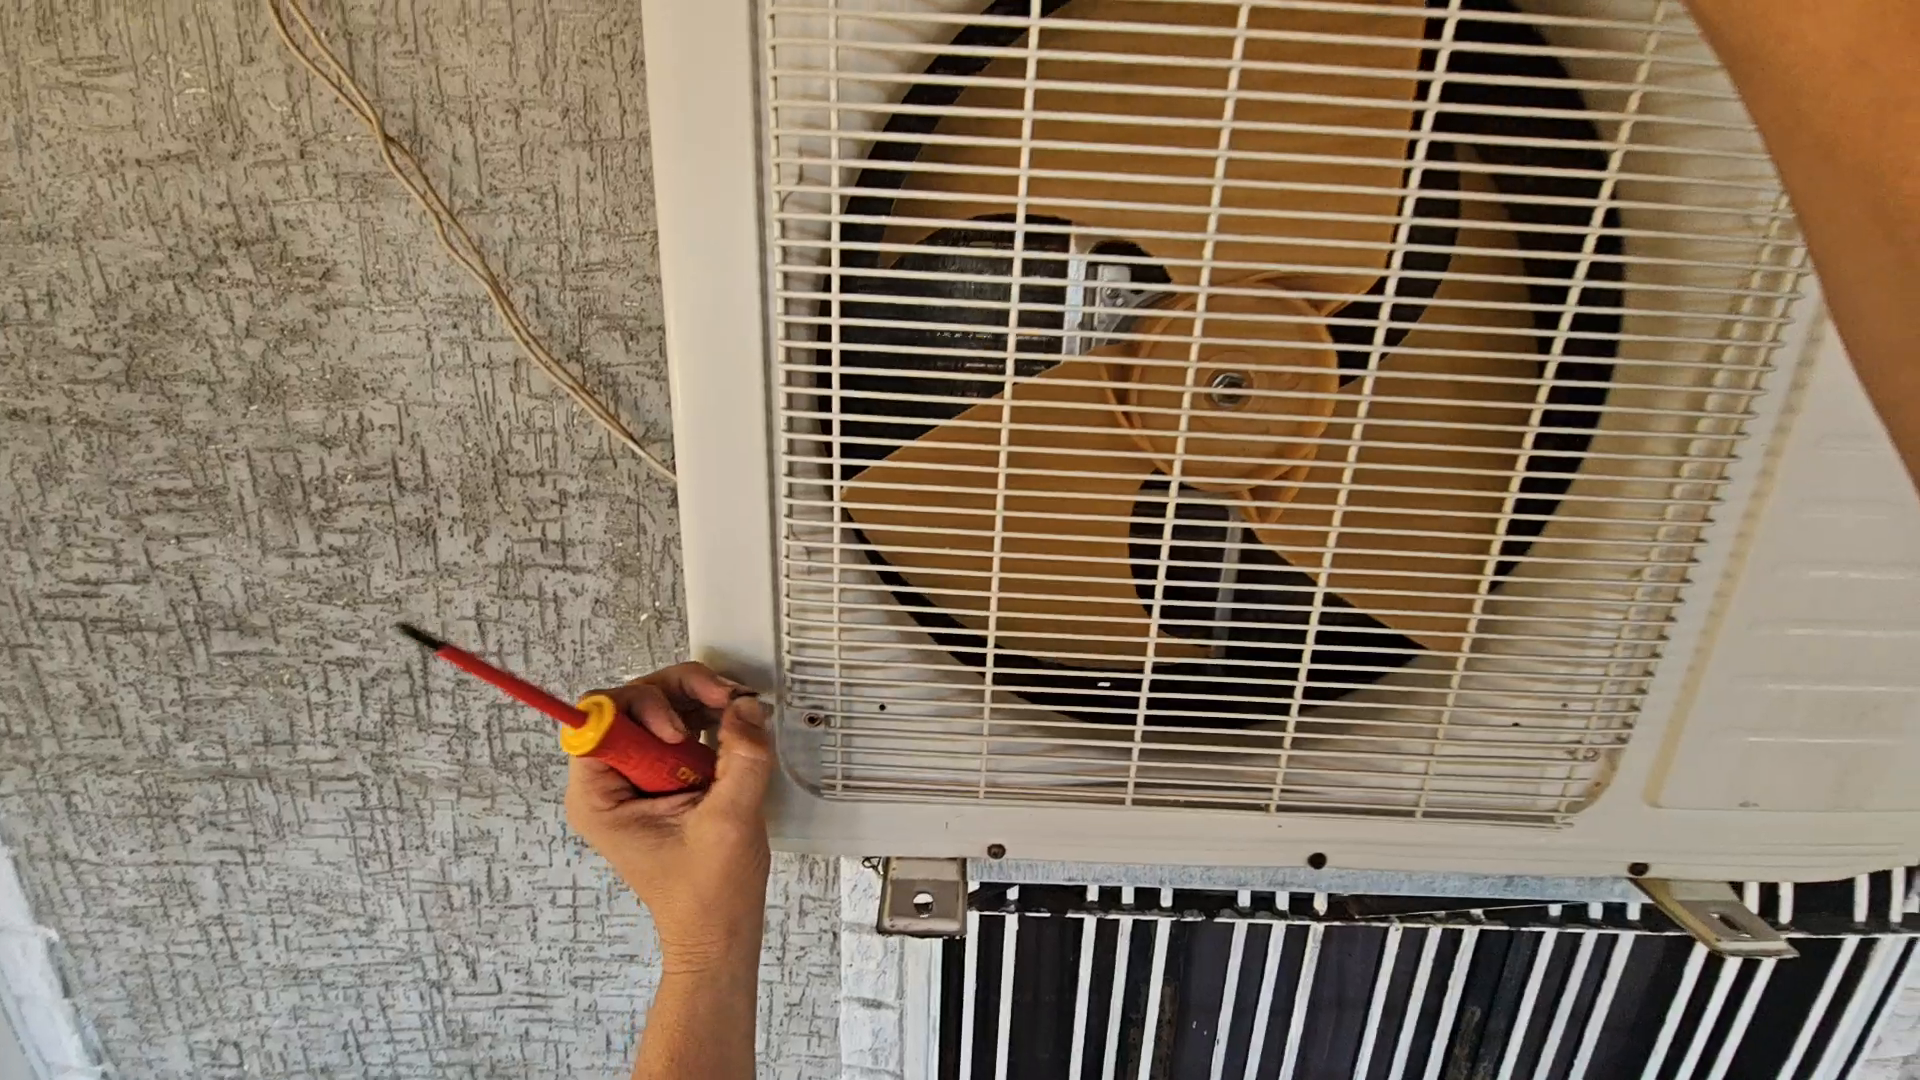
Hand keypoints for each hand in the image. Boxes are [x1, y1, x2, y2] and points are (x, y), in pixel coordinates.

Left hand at [565, 662, 774, 972]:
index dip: (642, 709)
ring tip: (741, 710)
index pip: (599, 721)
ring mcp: (642, 773)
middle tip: (728, 702)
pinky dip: (712, 714)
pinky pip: (684, 722)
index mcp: (600, 796)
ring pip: (661, 704)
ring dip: (701, 698)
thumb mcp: (729, 822)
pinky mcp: (669, 773)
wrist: (719, 931)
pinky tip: (739, 724)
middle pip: (633, 702)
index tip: (683, 729)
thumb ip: (741, 759)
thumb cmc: (710, 892)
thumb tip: (747, 706)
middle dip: (681, 692)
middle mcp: (613, 779)